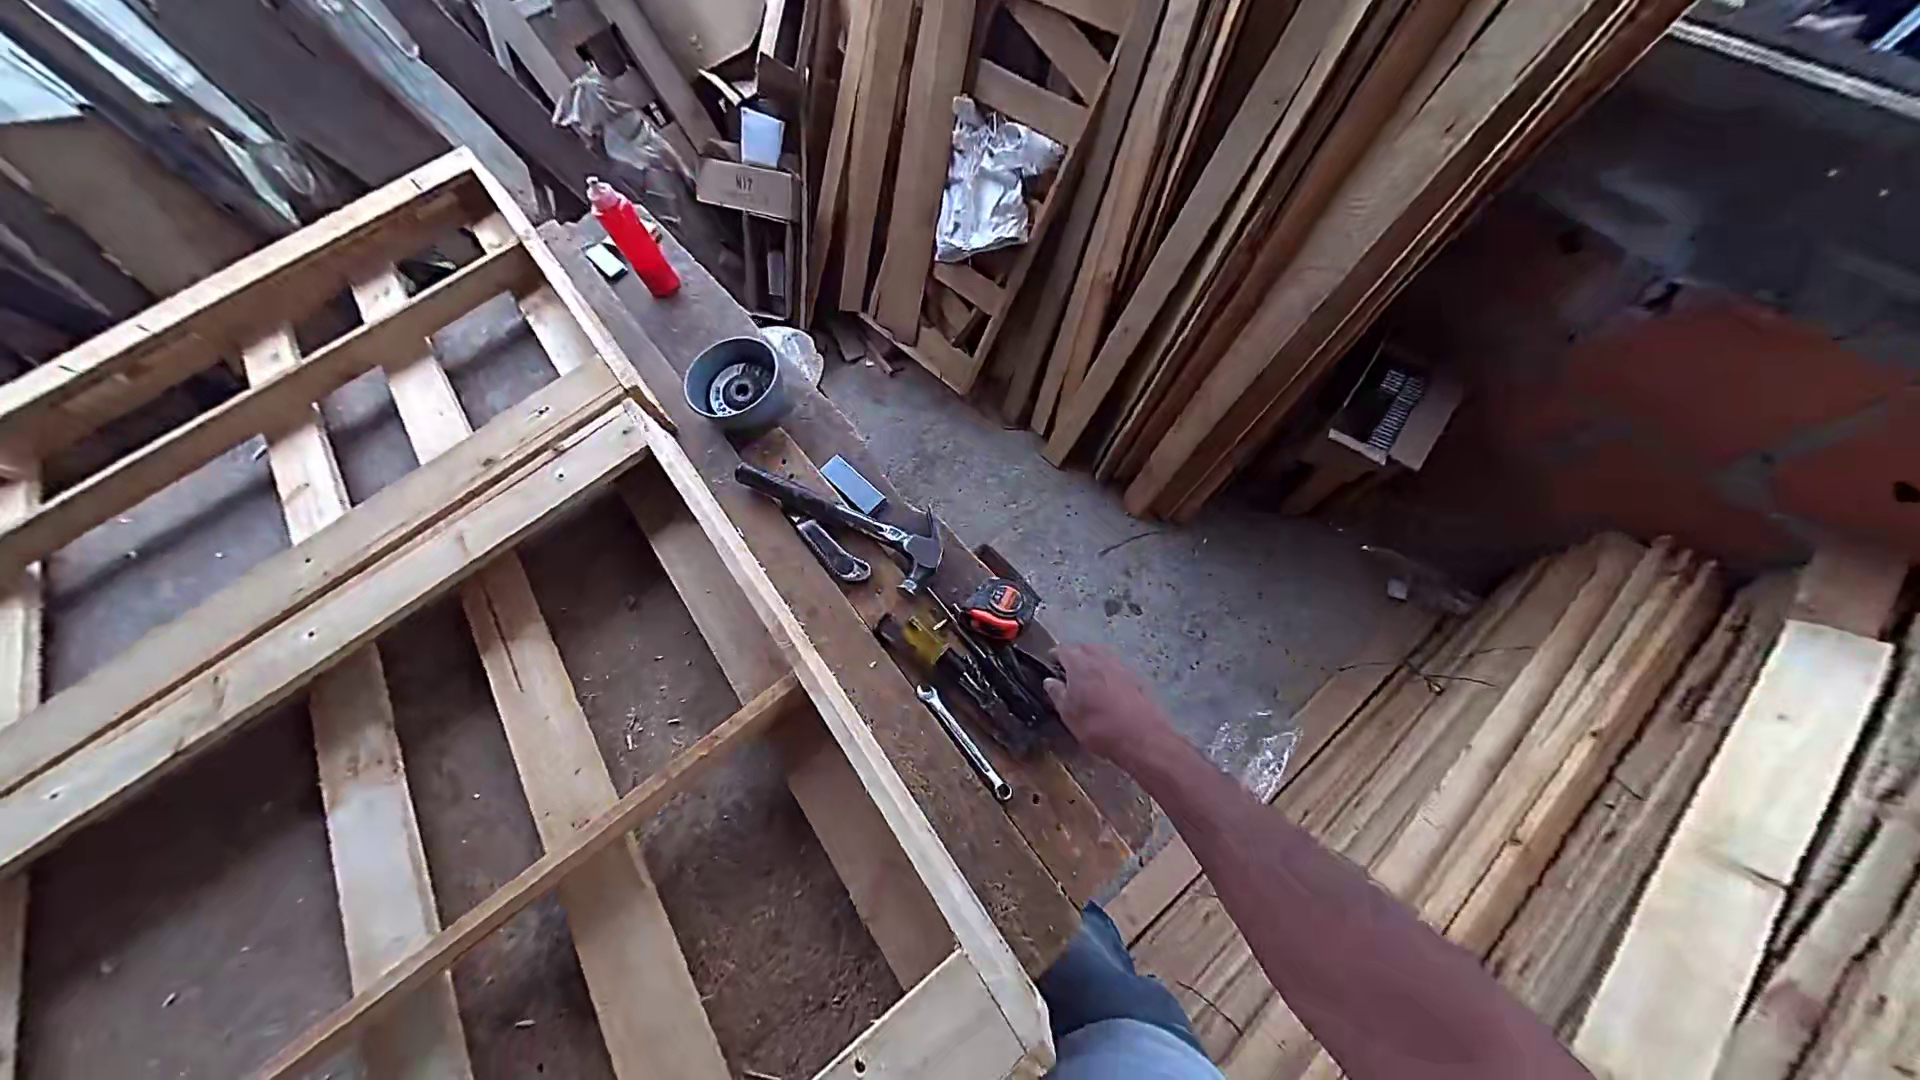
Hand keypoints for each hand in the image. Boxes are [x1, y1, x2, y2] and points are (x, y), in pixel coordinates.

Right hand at [1044, 645, 1180, 768]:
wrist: (1141, 738)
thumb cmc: (1098, 726)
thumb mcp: (1069, 715)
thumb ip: (1057, 694)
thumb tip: (1049, 681)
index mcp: (1080, 665)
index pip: (1064, 649)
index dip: (1056, 654)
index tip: (1051, 661)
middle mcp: (1101, 660)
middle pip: (1085, 647)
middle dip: (1076, 654)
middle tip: (1068, 668)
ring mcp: (1121, 667)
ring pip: (1103, 655)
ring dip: (1094, 660)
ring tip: (1089, 676)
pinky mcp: (1137, 679)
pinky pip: (1117, 667)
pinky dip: (1109, 671)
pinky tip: (1109, 687)